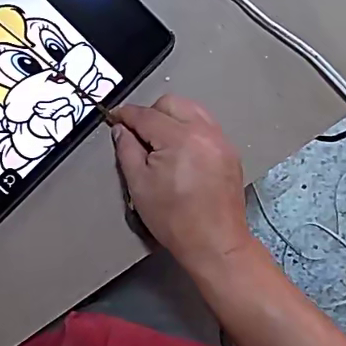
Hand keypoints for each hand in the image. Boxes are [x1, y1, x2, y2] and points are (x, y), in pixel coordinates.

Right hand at [108, 95, 256, 276]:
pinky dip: (189, 128)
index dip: (126, 115)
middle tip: (138, 133)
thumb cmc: (176, 220)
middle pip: (171, 103)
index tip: (115, 118)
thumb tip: (121, 131)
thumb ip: (127, 150)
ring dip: (171, 117)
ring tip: (159, 141)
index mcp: (180, 139)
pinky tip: (180, 150)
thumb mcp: (139, 185)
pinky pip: (205, 125)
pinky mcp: (229, 151)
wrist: (215, 243)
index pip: (146, 115)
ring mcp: (220, 141)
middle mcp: (204, 132)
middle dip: (151, 112)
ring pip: (191, 109)